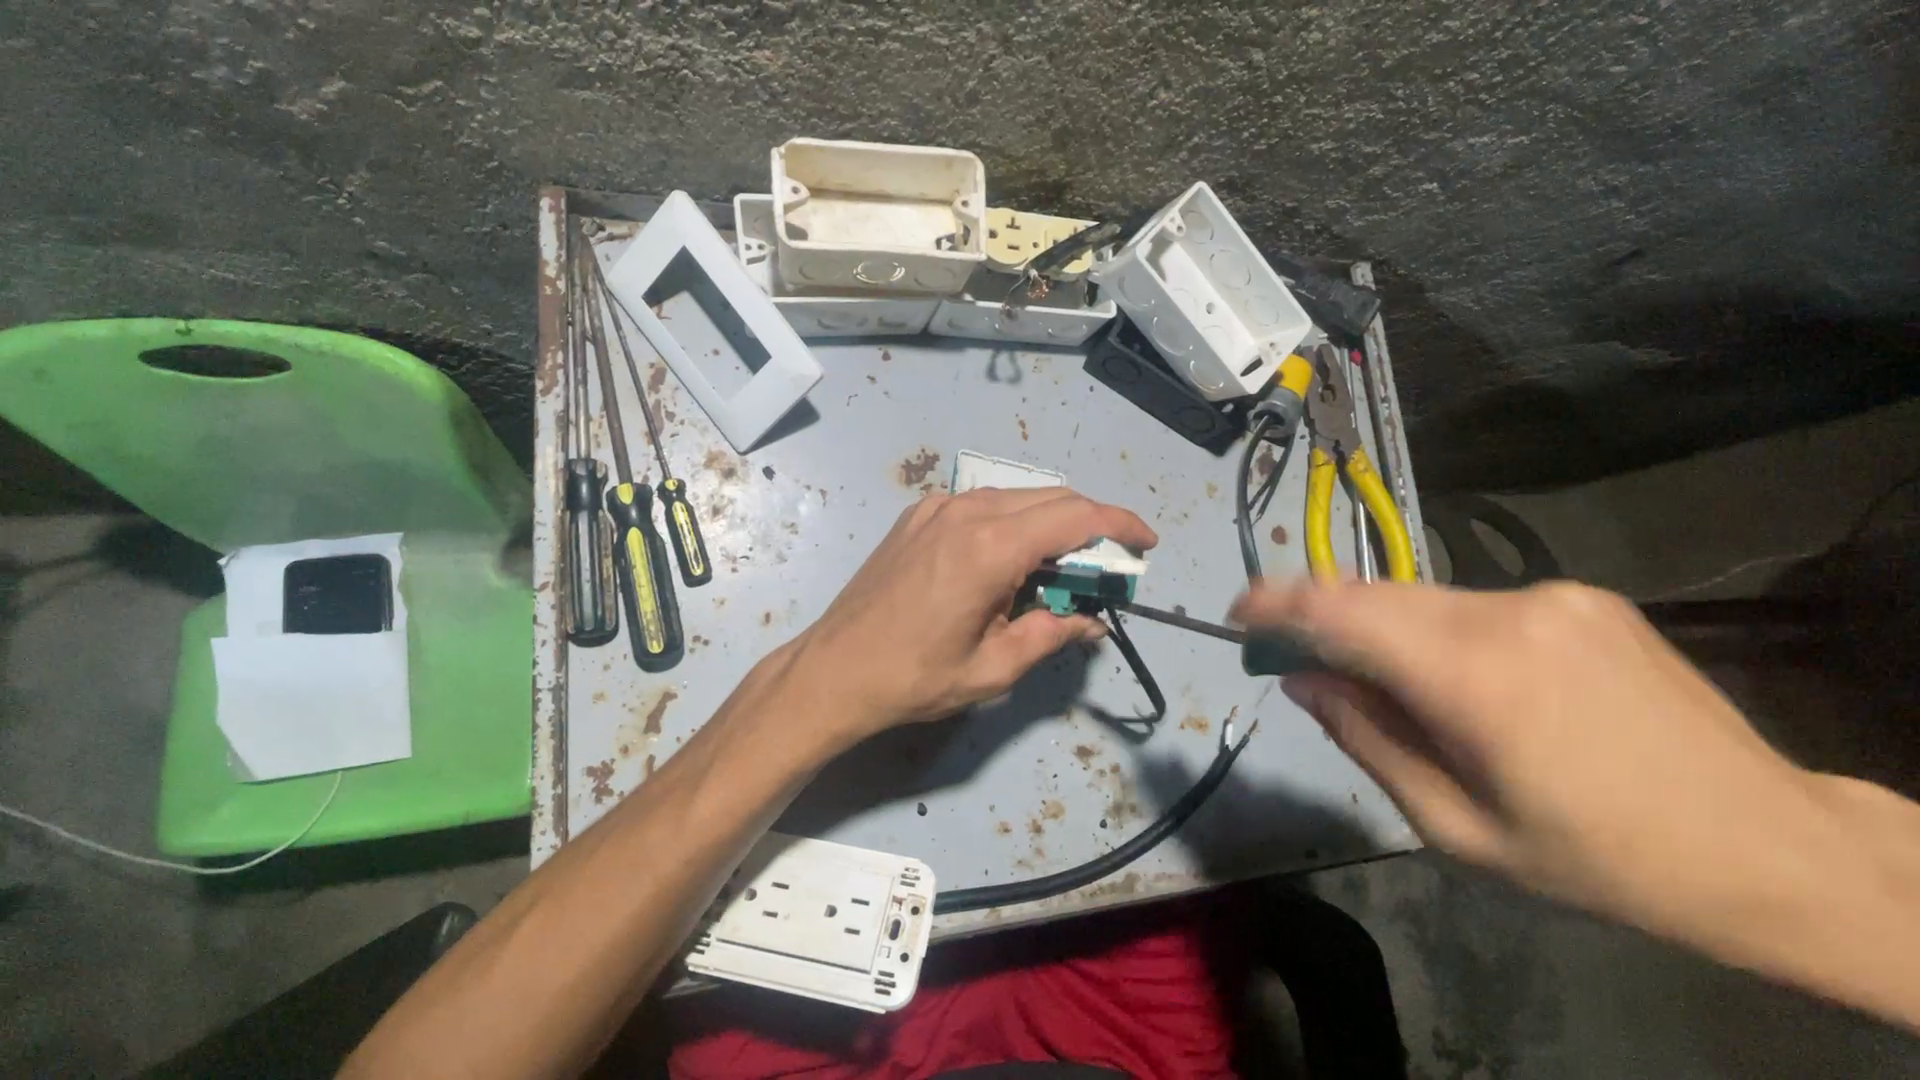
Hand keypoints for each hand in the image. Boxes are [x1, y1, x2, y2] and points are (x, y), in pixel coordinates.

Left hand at [787, 488, 1155, 741]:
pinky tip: (1011, 561)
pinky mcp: (916, 516)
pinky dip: (1012, 523)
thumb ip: (1052, 635)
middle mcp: (965, 512)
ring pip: (1016, 498)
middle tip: (1108, 567)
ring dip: (1050, 524)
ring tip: (1063, 570)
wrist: (833, 670)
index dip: (1119, 525)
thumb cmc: (914, 677)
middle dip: (1090, 525)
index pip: (1075, 517)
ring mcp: (936, 509)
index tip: (1146, 542)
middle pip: (1051, 499)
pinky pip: (981, 505)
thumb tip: (1092, 622)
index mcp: (990, 548)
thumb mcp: (993, 668)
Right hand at [1230, 580, 1820, 928]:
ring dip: (1383, 627)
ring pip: (1426, 597)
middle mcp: (1510, 612)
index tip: (1237, 614)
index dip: (1277, 604)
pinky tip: (1461, 678)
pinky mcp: (1586, 597)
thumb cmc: (1598, 860)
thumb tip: (1304, 680)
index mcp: (1474, 677)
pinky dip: (1439, 629)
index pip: (1343, 612)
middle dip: (1321, 617)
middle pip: (1376, 595)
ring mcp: (1555, 596)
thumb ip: (1366, 739)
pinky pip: (1477, 603)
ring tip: (1381, 681)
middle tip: (1291, 655)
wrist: (1768, 845)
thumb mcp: (1456, 827)